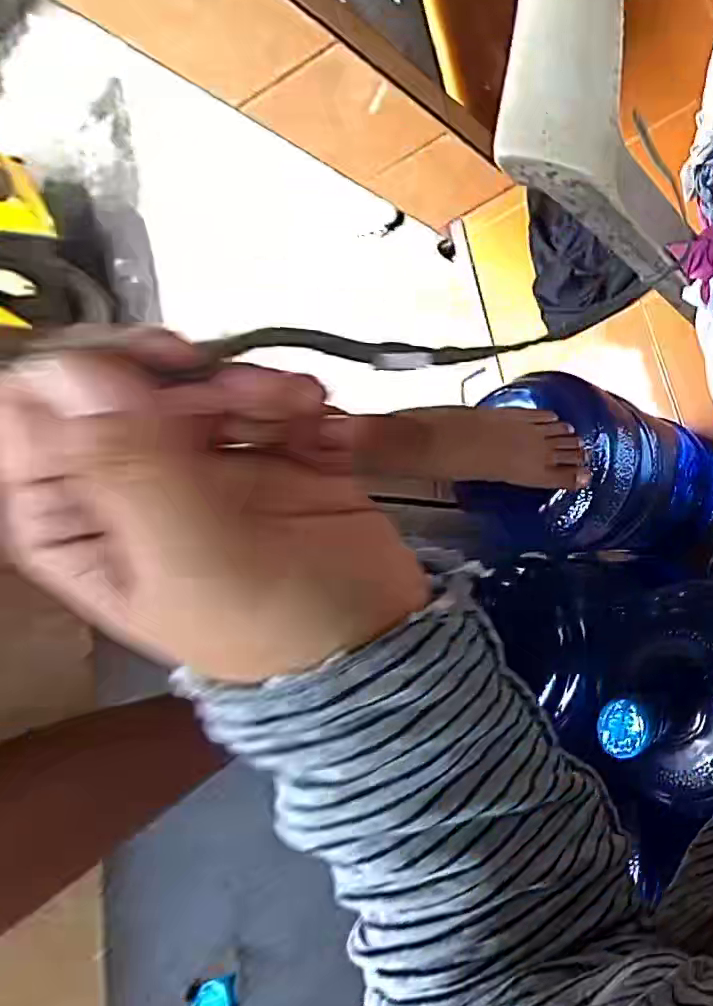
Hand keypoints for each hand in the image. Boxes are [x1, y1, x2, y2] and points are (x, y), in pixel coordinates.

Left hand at [0, 340, 427, 681]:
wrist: (376, 643)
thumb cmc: (272, 621)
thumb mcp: (193, 557)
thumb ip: (136, 470)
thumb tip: (79, 371)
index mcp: (79, 508)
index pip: (41, 414)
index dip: (91, 375)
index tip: (163, 362)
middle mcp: (146, 481)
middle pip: (146, 396)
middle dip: (200, 381)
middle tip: (258, 390)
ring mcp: (230, 475)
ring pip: (225, 400)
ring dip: (264, 390)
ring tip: (309, 402)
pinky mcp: (301, 471)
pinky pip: (297, 422)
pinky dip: (316, 413)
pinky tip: (337, 427)